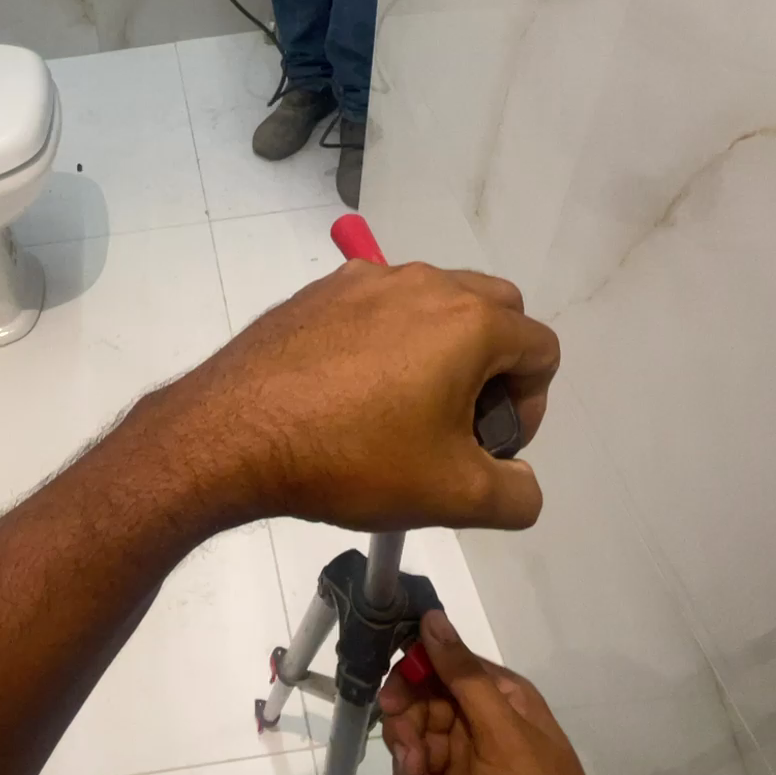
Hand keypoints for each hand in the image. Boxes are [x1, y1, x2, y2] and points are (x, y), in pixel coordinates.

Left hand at [126, 259, 558, 531]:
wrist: (235, 432)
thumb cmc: (353, 458)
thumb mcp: (454, 495)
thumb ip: (518, 493)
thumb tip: (519, 478)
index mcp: (468, 321)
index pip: (540, 349)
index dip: (531, 404)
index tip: (488, 445)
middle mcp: (421, 282)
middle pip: (494, 310)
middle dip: (494, 364)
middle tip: (455, 420)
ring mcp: (363, 279)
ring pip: (432, 302)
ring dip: (440, 347)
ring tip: (400, 407)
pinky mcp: (318, 290)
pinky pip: (376, 305)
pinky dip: (386, 337)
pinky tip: (349, 388)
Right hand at [381, 612, 589, 774]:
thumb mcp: (505, 737)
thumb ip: (466, 677)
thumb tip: (431, 614)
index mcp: (500, 695)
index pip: (442, 662)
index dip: (411, 677)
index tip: (390, 703)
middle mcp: (480, 718)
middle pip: (421, 699)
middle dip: (407, 726)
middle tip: (409, 759)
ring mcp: (465, 755)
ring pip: (412, 734)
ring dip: (408, 758)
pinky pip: (413, 770)